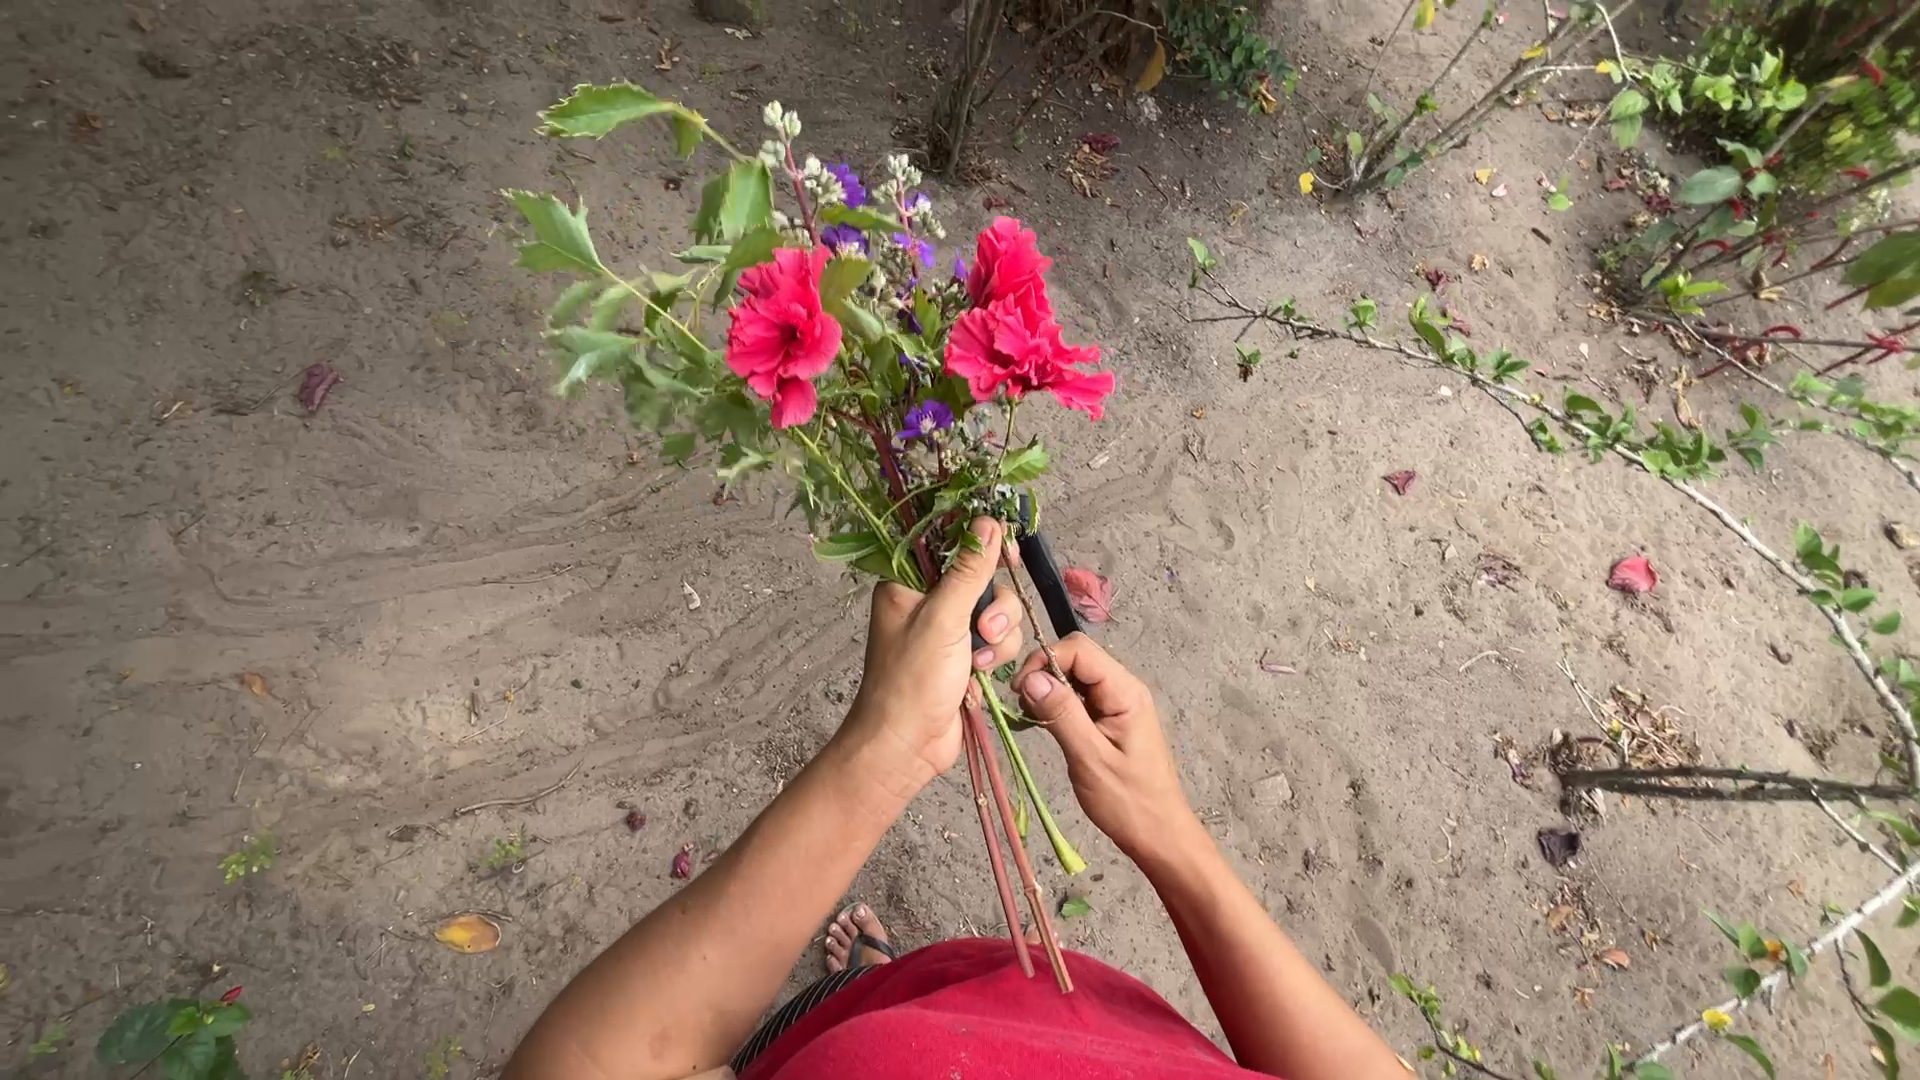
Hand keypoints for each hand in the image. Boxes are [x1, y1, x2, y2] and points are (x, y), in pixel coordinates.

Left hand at [839, 518, 1024, 797]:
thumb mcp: (943, 619)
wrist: (907, 747)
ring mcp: (949, 631)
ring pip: (997, 612)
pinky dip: (997, 656)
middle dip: (994, 608)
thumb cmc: (912, 680)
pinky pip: (998, 640)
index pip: (952, 546)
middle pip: (984, 580)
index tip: (1010, 556)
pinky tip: (981, 677)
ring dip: (998, 637)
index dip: (984, 548)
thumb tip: (988, 523)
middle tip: (985, 631)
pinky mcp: (966, 656)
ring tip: (981, 663)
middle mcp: (929, 602)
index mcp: (908, 583)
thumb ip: (969, 571)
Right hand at [1015, 635, 1198, 866]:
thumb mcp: (1090, 759)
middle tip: (1023, 705)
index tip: (1020, 690)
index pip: (1079, 650)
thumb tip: (1031, 678)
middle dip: (1043, 672)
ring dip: (1048, 689)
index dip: (1045, 660)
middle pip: (1076, 657)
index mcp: (1124, 692)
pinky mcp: (1107, 717)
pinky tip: (1044, 723)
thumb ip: (1061, 714)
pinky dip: (1056, 703)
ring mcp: (1115, 702)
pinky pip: (1077, 695)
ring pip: (1073, 675)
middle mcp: (1122, 688)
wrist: (1158, 835)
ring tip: (1031, 717)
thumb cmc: (1128, 802)